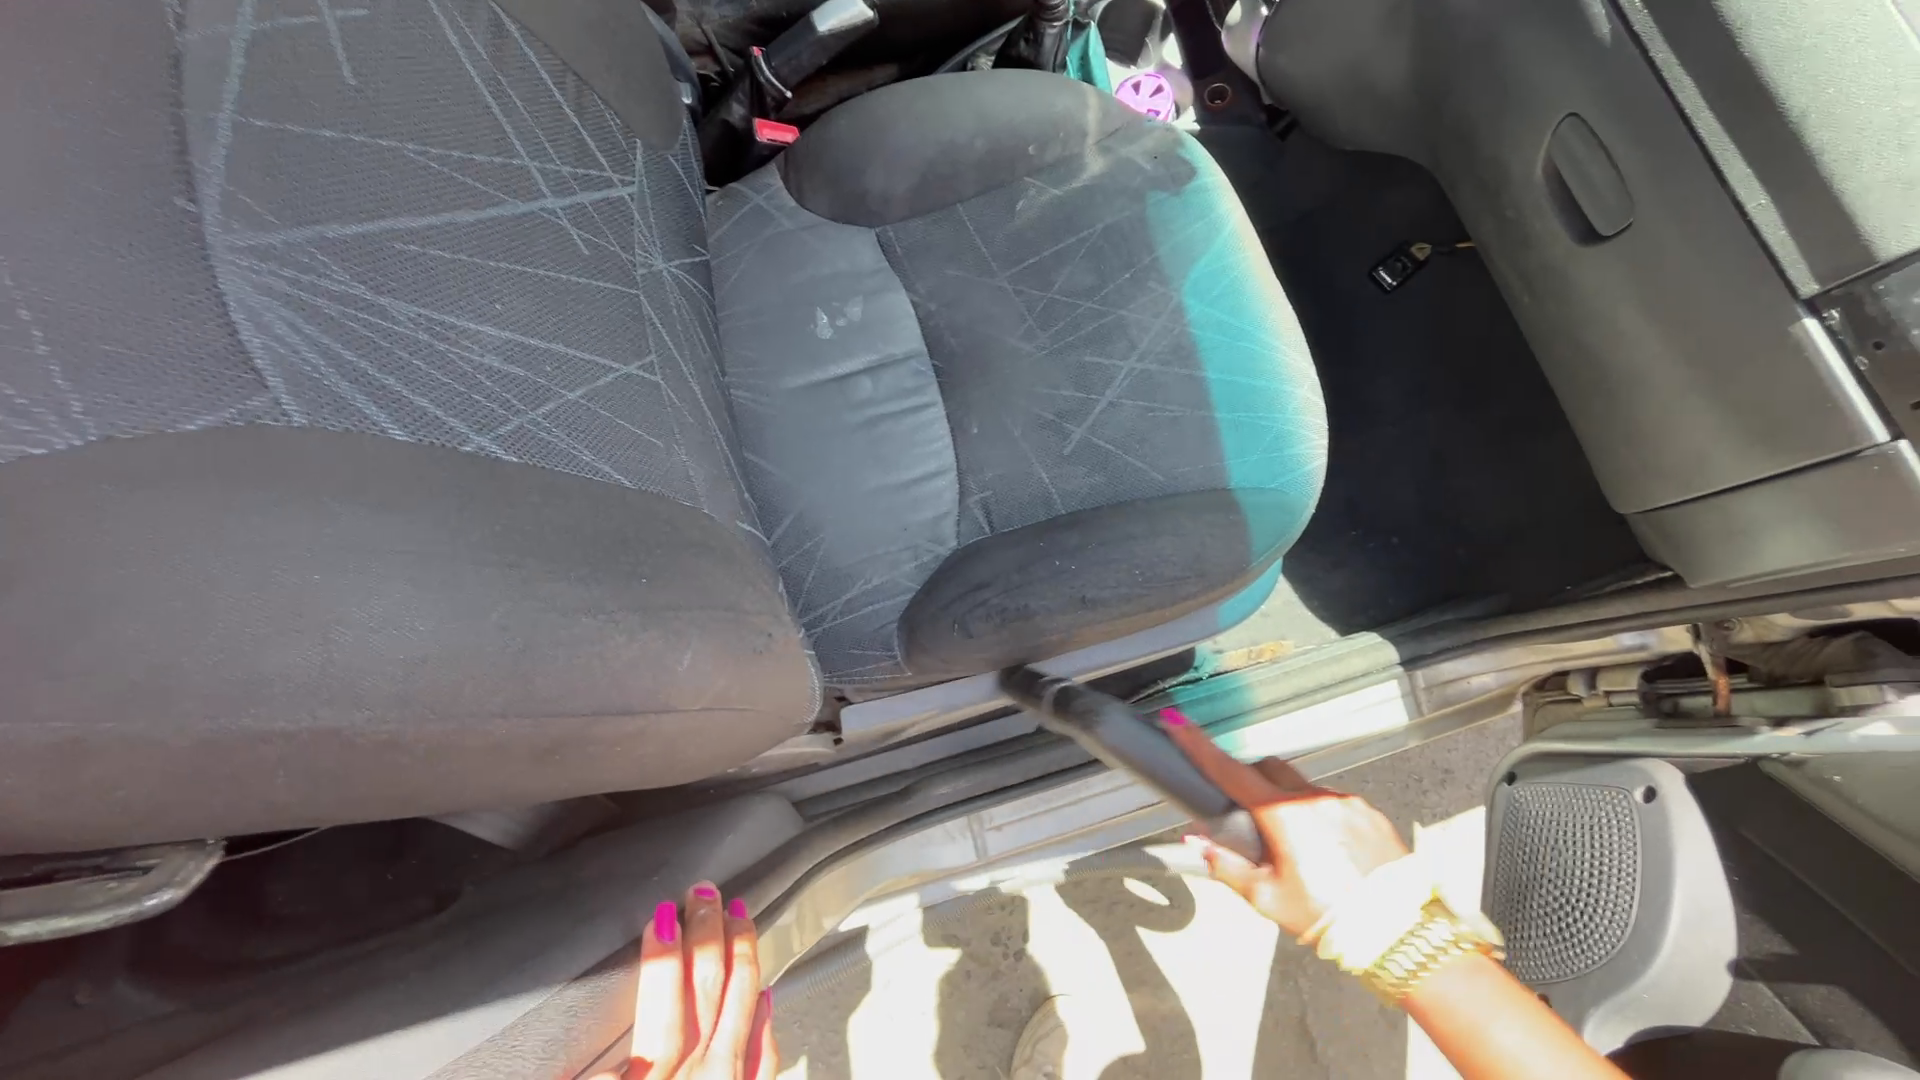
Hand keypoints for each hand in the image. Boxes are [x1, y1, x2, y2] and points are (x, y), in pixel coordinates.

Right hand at [590, 881, 776, 1079]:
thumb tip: (605, 1065)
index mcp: (653, 1078)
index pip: (661, 999)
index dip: (662, 954)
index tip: (661, 915)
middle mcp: (700, 1075)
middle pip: (708, 987)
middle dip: (707, 932)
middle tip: (704, 893)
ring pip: (743, 1003)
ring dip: (741, 953)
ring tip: (738, 914)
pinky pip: (765, 1058)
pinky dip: (765, 1020)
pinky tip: (766, 994)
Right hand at [1160, 709, 1410, 938]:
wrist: (1401, 937)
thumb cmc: (1336, 921)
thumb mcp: (1267, 898)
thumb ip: (1226, 865)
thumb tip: (1198, 843)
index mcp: (1283, 815)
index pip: (1229, 770)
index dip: (1199, 746)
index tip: (1179, 722)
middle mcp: (1314, 799)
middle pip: (1266, 769)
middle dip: (1249, 781)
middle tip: (1245, 813)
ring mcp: (1345, 803)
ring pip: (1301, 785)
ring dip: (1287, 802)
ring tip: (1294, 847)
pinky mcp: (1369, 813)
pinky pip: (1332, 801)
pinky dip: (1318, 815)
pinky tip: (1324, 850)